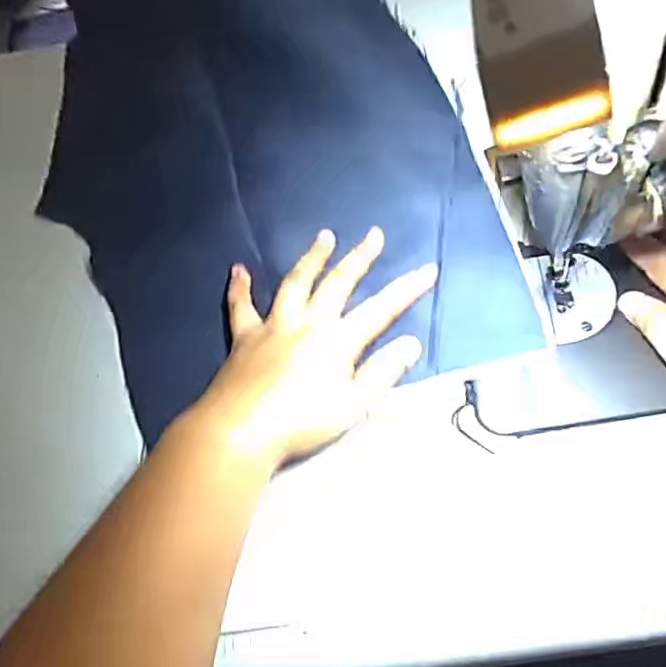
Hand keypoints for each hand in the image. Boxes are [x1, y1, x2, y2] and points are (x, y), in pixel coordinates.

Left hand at [184, 227, 435, 467]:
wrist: (242, 431)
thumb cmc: (304, 422)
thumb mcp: (355, 404)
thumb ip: (383, 371)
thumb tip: (412, 344)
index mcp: (338, 341)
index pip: (381, 310)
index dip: (407, 290)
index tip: (427, 270)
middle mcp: (307, 324)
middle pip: (337, 284)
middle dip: (359, 259)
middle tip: (373, 235)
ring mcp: (273, 328)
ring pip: (295, 284)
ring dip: (312, 259)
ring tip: (324, 236)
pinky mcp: (243, 339)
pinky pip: (242, 307)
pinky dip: (240, 288)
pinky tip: (238, 270)